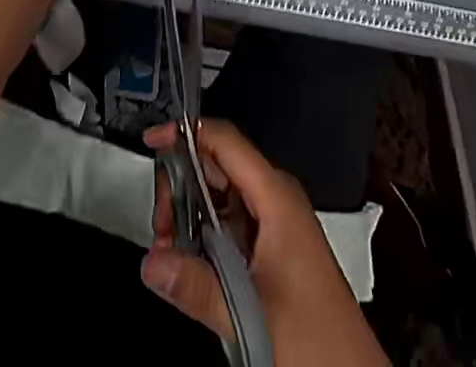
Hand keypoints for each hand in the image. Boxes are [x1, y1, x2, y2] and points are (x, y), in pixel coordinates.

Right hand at [143, 119, 388, 365]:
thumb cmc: (321, 343)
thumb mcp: (250, 314)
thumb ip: (196, 287)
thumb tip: (154, 262)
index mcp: (277, 200)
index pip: (226, 141)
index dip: (187, 133)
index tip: (155, 140)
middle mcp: (276, 201)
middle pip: (216, 165)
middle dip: (180, 186)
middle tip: (164, 225)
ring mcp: (273, 221)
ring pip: (219, 194)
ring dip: (189, 213)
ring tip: (174, 250)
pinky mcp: (269, 244)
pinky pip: (227, 220)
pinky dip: (202, 232)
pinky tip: (192, 263)